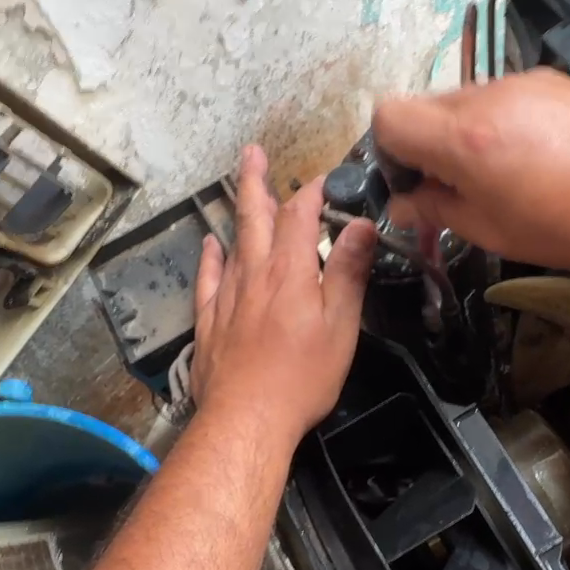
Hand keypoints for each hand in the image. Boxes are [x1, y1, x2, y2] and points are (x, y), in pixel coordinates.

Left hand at [191, 146, 376, 445]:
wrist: (247, 418)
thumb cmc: (303, 377)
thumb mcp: (340, 325)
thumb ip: (348, 272)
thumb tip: (361, 224)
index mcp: (291, 272)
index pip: (301, 215)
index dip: (315, 191)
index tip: (329, 179)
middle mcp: (255, 274)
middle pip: (255, 216)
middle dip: (258, 181)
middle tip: (254, 151)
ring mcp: (227, 296)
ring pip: (233, 242)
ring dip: (239, 212)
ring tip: (243, 188)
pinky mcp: (209, 321)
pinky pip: (208, 277)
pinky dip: (211, 255)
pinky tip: (211, 244)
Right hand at [371, 69, 569, 275]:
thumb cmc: (568, 228)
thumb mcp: (491, 231)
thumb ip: (436, 210)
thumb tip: (401, 204)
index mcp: (465, 137)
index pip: (388, 116)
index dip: (388, 151)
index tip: (412, 183)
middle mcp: (488, 96)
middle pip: (426, 106)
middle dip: (427, 146)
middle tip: (455, 189)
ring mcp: (524, 82)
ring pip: (465, 101)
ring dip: (464, 136)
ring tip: (503, 177)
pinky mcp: (554, 81)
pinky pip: (504, 97)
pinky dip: (499, 124)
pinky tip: (536, 159)